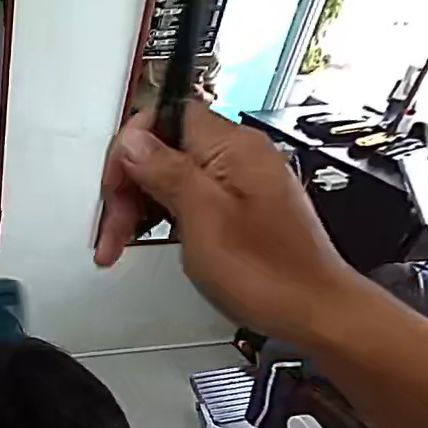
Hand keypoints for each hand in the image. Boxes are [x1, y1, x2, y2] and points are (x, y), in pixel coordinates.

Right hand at [95, 103, 363, 344]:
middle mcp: (239, 157)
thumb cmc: (269, 274)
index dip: (130, 147)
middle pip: (163, 150)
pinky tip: (149, 239)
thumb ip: (166, 172)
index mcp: (233, 147)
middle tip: (115, 229)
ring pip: (171, 178)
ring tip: (121, 243)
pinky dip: (162, 218)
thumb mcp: (204, 219)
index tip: (116, 186)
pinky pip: (188, 199)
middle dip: (130, 187)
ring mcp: (239, 183)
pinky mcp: (238, 209)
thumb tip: (133, 141)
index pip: (164, 115)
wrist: (313, 311)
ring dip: (140, 207)